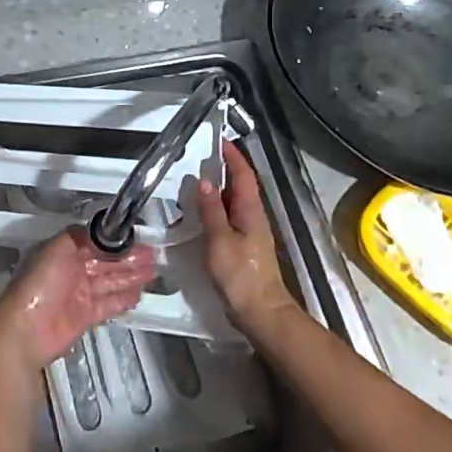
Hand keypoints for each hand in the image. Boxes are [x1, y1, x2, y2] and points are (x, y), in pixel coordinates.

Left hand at [0, 227, 155, 369]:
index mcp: (62, 251)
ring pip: (110, 280)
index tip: (135, 238)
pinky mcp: (86, 314)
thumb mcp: (56, 250)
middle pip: (104, 261)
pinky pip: (109, 302)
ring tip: (152, 271)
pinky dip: (123, 298)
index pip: (93, 241)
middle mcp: (71, 269)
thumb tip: (99, 230)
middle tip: (152, 255)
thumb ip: (79, 238)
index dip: (114, 240)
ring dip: (130, 275)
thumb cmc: (39, 284)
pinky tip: (138, 293)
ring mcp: (79, 292)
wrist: (28, 329)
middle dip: (128, 257)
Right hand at [198, 141, 296, 331]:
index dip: (233, 156)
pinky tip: (196, 210)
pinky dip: (212, 207)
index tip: (219, 139)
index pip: (243, 175)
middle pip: (238, 185)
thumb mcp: (220, 239)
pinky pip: (226, 216)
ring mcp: (247, 232)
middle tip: (197, 154)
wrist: (260, 312)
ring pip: (231, 201)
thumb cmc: (240, 274)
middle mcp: (252, 217)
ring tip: (191, 177)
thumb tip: (204, 181)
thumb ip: (211, 210)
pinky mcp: (240, 246)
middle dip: (222, 167)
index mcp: (250, 211)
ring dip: (215, 187)